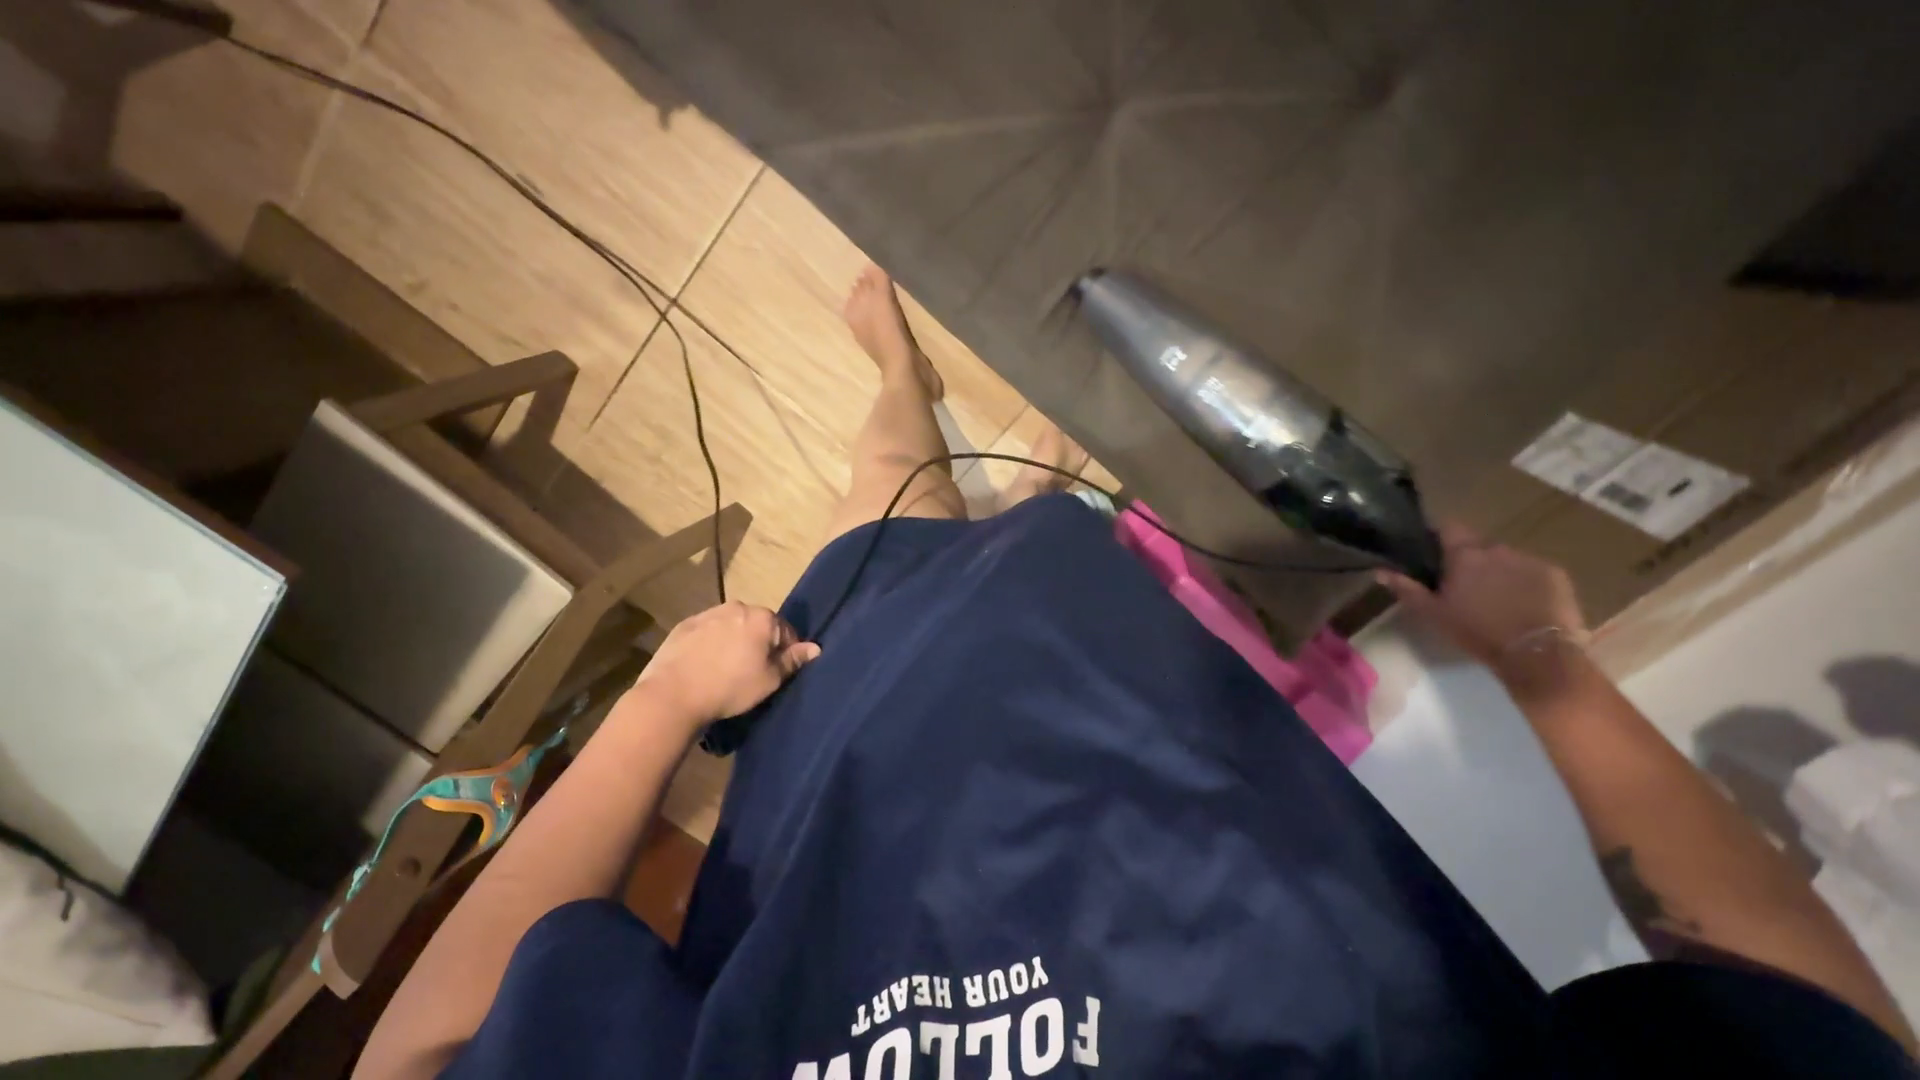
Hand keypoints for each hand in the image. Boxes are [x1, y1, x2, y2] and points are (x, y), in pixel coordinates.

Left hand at [630, 602, 820, 731]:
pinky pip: (708, 631)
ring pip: (731, 625)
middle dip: (759, 643)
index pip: (785, 631)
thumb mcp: (769, 680)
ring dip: (734, 640)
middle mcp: (737, 607)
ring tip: (726, 668)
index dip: (785, 652)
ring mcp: (708, 613)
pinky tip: (704, 664)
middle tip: (751, 671)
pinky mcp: (685, 624)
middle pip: (757, 624)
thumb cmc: (730, 688)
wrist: (674, 693)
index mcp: (762, 618)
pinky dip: (711, 643)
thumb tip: (815, 648)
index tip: (776, 672)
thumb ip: (793, 660)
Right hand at [1378, 522, 1586, 675]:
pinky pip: (1533, 571)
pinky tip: (1524, 605)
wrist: (1536, 653)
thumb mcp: (1433, 614)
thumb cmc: (1476, 632)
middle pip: (1479, 545)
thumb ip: (1407, 589)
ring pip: (1507, 559)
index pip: (1449, 527)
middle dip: (1472, 560)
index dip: (1441, 537)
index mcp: (1465, 555)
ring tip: (1498, 600)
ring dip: (1499, 571)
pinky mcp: (1555, 574)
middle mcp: (1497, 549)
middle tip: (1467, 587)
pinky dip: (1526, 582)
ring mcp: (1529, 559)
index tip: (1436, 554)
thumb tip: (1380, 571)